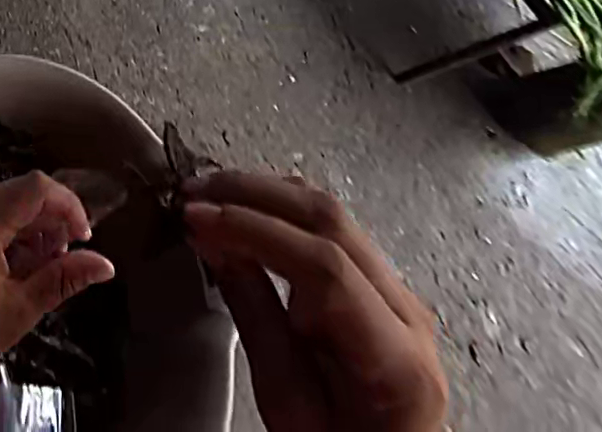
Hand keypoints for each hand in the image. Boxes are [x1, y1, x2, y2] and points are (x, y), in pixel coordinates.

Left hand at [0, 172, 115, 431]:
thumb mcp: (18, 310)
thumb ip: (64, 279)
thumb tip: (106, 264)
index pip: (38, 187)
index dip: (68, 205)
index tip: (84, 238)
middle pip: (26, 190)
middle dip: (54, 218)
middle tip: (66, 257)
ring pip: (13, 200)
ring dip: (37, 226)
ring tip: (44, 268)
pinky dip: (17, 232)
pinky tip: (23, 266)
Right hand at [184, 171, 447, 431]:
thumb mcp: (290, 410)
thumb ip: (256, 320)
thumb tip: (215, 242)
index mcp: (394, 358)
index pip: (323, 263)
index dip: (255, 229)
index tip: (199, 217)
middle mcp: (406, 309)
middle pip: (328, 220)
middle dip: (253, 195)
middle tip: (195, 191)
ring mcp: (397, 289)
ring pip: (328, 212)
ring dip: (263, 192)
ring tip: (209, 191)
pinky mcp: (378, 279)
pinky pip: (327, 226)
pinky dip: (279, 207)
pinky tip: (243, 205)